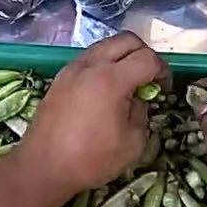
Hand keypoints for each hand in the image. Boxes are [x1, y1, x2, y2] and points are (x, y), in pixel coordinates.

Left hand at [19, 32, 170, 196]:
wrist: (42, 166)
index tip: (164, 89)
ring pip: (105, 45)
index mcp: (111, 79)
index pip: (147, 58)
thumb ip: (142, 113)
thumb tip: (139, 98)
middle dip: (144, 54)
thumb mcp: (132, 143)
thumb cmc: (90, 159)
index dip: (163, 71)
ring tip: (126, 84)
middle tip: (149, 79)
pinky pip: (89, 58)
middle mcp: (91, 65)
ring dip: (122, 57)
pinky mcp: (60, 77)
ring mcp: (72, 68)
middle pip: (126, 40)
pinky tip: (104, 90)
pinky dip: (103, 65)